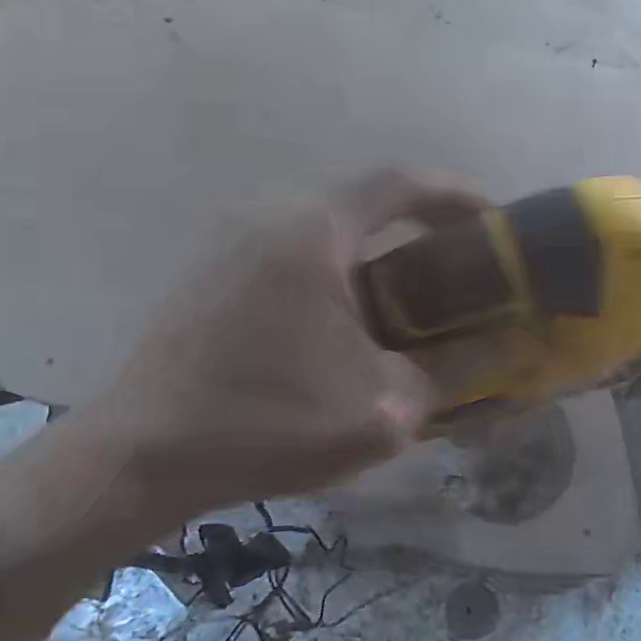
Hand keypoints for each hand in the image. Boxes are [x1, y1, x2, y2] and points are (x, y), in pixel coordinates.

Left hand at [78, 170, 486, 523]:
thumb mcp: (383, 410)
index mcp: (313, 231)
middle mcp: (272, 215)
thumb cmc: (266, 424)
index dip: (459, 195)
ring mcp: (237, 239)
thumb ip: (452, 375)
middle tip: (470, 267)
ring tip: (425, 296)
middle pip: (369, 199)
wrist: (140, 459)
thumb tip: (500, 356)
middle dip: (428, 225)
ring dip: (386, 249)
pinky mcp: (219, 269)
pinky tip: (363, 319)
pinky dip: (347, 268)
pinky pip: (302, 247)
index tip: (499, 223)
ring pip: (334, 225)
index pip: (402, 182)